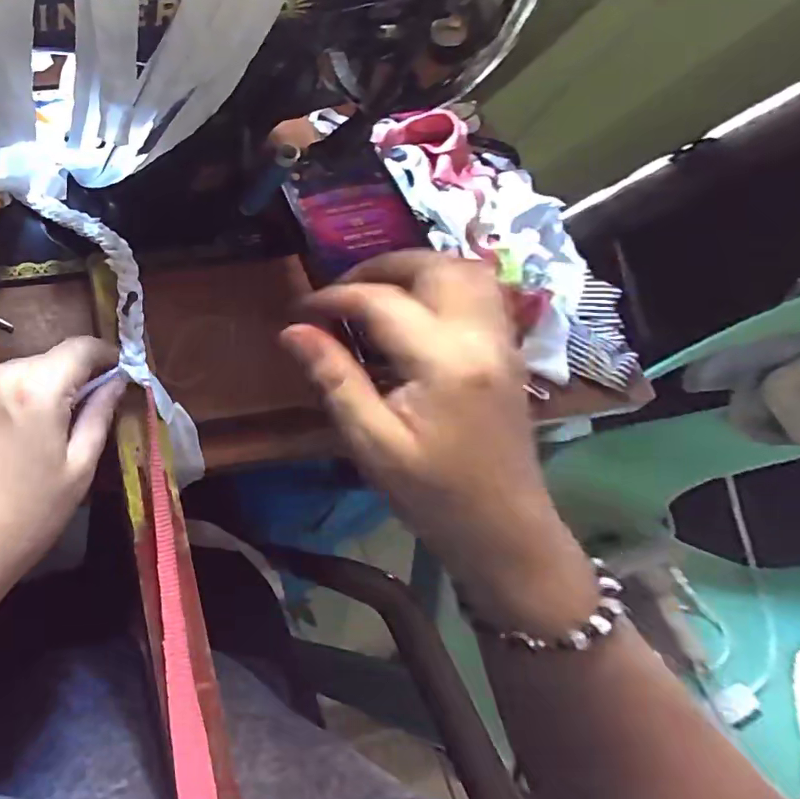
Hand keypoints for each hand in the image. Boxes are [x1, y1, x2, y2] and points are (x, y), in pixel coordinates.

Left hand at [0, 336, 126, 599]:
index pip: (81, 347)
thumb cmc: (30, 513)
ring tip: (54, 429)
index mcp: (37, 386)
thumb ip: (99, 414)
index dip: (107, 356)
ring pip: (28, 369)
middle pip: (53, 358)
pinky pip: (4, 382)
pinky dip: (21, 394)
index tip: (123, 374)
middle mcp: (4, 371)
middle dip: (77, 376)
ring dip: (48, 386)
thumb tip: (117, 383)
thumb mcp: (78, 466)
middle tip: (94, 410)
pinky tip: (23, 432)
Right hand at [280, 251, 595, 631]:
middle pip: (437, 266)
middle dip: (380, 266)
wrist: (506, 532)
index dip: (333, 298)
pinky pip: (479, 293)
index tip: (300, 310)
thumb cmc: (432, 493)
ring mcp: (502, 342)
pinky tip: (409, 312)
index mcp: (445, 362)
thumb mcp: (370, 441)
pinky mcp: (507, 352)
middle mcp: (481, 339)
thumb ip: (333, 377)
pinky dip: (440, 285)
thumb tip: (292, 331)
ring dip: (415, 269)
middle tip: (339, 291)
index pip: (381, 301)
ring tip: (372, 292)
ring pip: (466, 271)